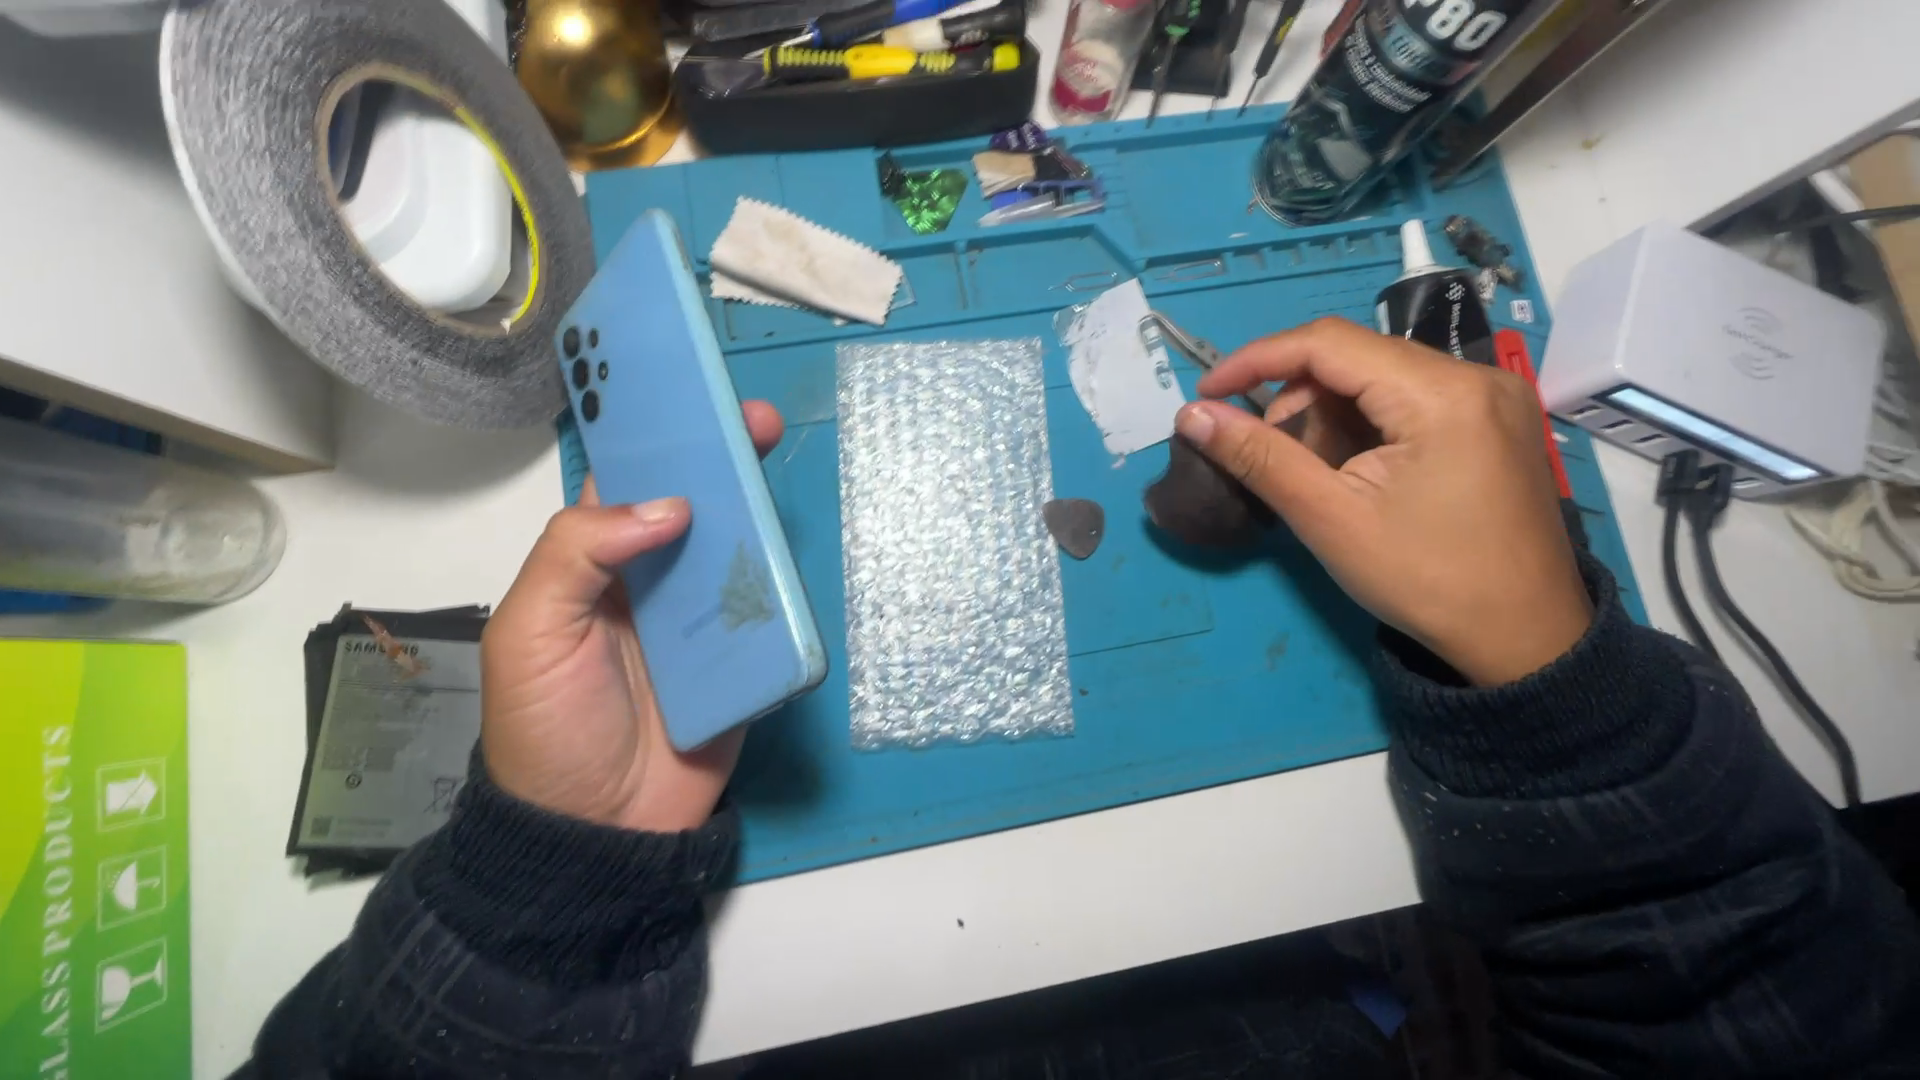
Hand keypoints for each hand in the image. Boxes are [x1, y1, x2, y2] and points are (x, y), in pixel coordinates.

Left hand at [479, 402, 785, 830]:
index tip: (687, 398)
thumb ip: (577, 555)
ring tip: (779, 468)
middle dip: (721, 457)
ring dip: (757, 504)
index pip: (627, 483)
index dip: (654, 436)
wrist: (601, 829)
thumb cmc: (550, 727)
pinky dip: (784, 573)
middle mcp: (654, 577)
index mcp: (594, 563)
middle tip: (755, 421)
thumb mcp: (530, 632)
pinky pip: (768, 603)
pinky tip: (793, 541)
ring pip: (736, 544)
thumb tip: (672, 505)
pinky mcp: (744, 651)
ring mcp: (703, 614)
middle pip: (694, 503)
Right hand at [1175, 318, 1590, 685]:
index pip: (1327, 343)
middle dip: (1295, 400)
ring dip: (1327, 416)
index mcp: (1440, 393)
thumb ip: (1257, 456)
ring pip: (1378, 379)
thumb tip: (1191, 414)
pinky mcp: (1493, 422)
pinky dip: (1363, 427)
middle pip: (1354, 358)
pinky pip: (1407, 400)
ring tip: (1316, 476)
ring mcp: (1491, 398)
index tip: (1206, 392)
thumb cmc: (1424, 579)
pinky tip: (1354, 472)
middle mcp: (1475, 376)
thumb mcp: (1328, 517)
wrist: (1523, 638)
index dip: (1255, 359)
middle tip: (1271, 456)